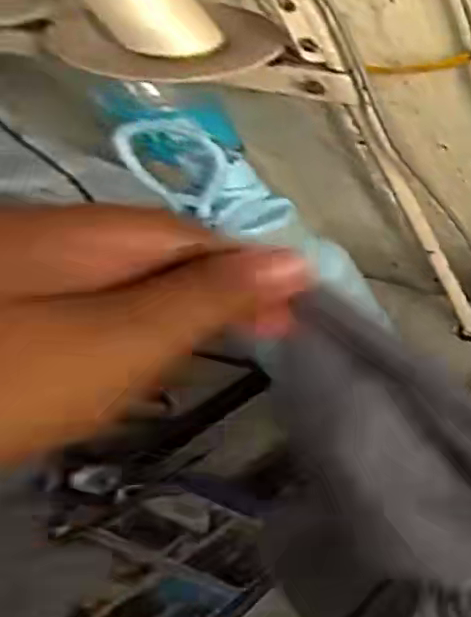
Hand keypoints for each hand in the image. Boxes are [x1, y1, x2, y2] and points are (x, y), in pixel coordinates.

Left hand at [0, 205, 309, 464]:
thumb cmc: (8, 381)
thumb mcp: (128, 340)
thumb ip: (214, 295)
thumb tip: (296, 260)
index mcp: (81, 237)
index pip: (201, 237)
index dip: (257, 275)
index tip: (288, 327)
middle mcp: (39, 235)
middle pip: (159, 252)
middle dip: (213, 294)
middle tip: (248, 345)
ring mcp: (5, 266)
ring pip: (118, 276)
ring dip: (167, 312)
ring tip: (177, 360)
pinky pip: (75, 298)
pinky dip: (114, 325)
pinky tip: (109, 361)